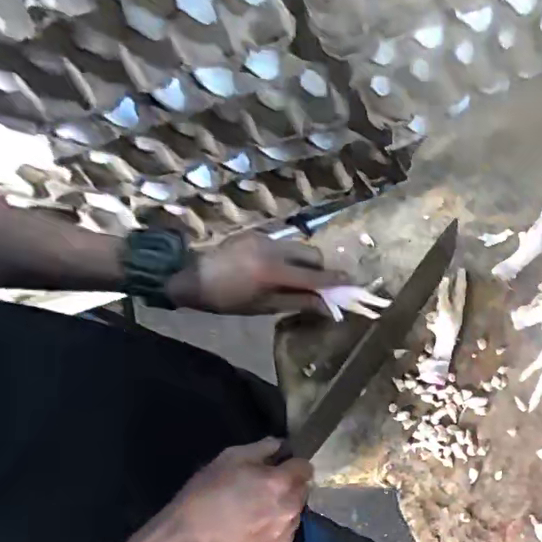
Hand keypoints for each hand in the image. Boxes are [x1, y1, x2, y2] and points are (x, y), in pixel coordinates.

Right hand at [152, 438, 311, 541]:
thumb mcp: (227, 460)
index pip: (305, 466)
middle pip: (303, 487)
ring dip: (284, 503)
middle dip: (288, 484)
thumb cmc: (204, 495)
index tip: (276, 466)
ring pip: (297, 507)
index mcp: (282, 481)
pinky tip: (255, 524)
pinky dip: (278, 522)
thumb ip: (260, 449)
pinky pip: (288, 526)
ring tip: (256, 507)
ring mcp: (289, 526)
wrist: (189, 541)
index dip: (291, 464)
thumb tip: (280, 444)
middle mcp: (293, 504)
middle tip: (262, 487)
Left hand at [167, 233, 343, 315]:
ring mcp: (263, 239)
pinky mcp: (254, 235)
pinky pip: (283, 245)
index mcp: (274, 271)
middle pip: (313, 255)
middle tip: (323, 285)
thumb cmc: (227, 298)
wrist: (187, 276)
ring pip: (300, 247)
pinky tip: (279, 268)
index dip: (337, 281)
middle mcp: (272, 249)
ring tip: (301, 277)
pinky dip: (290, 256)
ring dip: (307, 262)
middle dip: (322, 269)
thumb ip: (301, 302)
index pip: (317, 275)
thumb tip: (330, 307)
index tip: (354, 284)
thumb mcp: (266, 306)